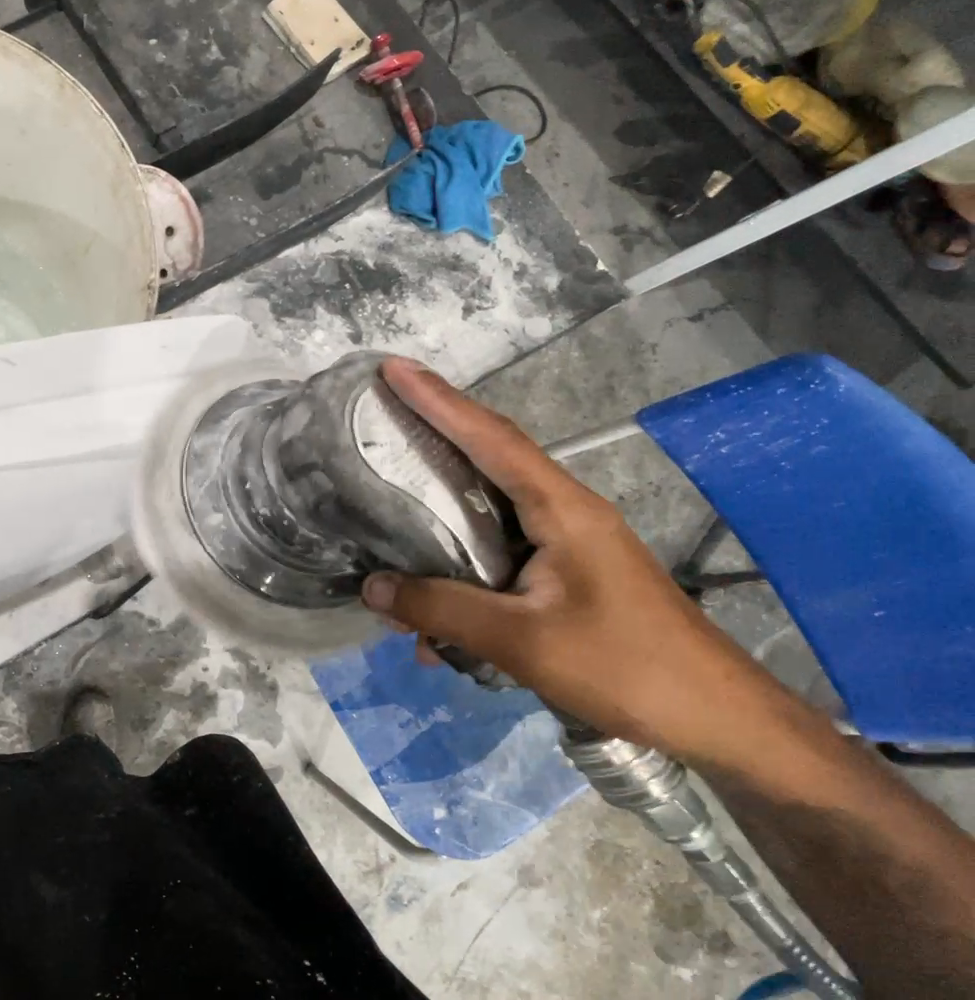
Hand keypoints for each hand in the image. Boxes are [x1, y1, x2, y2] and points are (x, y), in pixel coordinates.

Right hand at [359, 357, 796, 766]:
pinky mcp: (567, 578)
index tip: (392, 368)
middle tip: (377, 421)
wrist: (718, 721)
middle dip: (431, 438)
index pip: (491, 438)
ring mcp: (569, 545)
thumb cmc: (626, 667)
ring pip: (487, 516)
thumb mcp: (521, 640)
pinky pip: (498, 559)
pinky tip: (433, 629)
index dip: (438, 401)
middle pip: (486, 461)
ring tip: (386, 532)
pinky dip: (459, 578)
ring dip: (437, 525)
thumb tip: (370, 587)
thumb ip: (440, 609)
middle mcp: (565, 513)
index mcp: (562, 510)